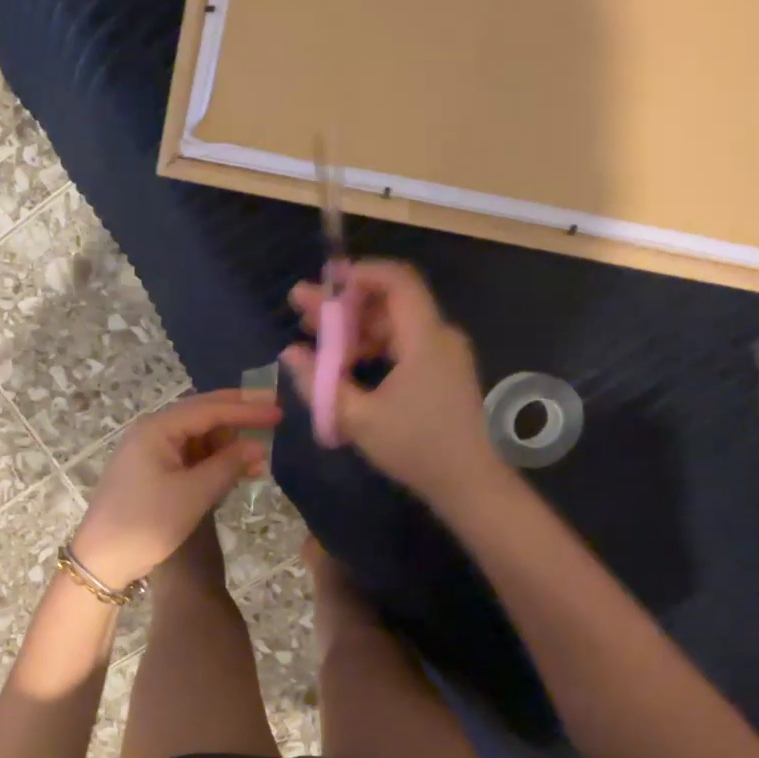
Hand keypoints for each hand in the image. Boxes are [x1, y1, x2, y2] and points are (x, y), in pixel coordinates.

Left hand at [71, 390, 280, 587]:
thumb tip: (258, 447)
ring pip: (195, 438)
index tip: (278, 411)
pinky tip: (235, 472)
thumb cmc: (146, 523)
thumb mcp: (193, 494)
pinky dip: (211, 462)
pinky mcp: (148, 474)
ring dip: (226, 444)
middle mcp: (150, 433)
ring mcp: (147, 453)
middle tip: (274, 415)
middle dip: (237, 417)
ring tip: (259, 457)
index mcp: (156, 429)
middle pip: (200, 416)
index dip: (246, 409)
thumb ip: (227, 466)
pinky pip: (186, 457)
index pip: (208, 409)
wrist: (100, 561)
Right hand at [280, 260, 500, 496]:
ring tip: (312, 336)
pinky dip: (371, 346)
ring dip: (353, 326)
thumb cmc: (415, 447)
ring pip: (393, 324)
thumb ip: (320, 383)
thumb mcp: (358, 418)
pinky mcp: (441, 374)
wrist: (469, 484)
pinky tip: (342, 363)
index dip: (359, 273)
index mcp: (425, 339)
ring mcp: (443, 356)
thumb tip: (288, 354)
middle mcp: (439, 337)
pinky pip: (402, 345)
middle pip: (389, 301)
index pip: (397, 281)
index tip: (324, 281)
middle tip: (300, 304)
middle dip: (343, 302)